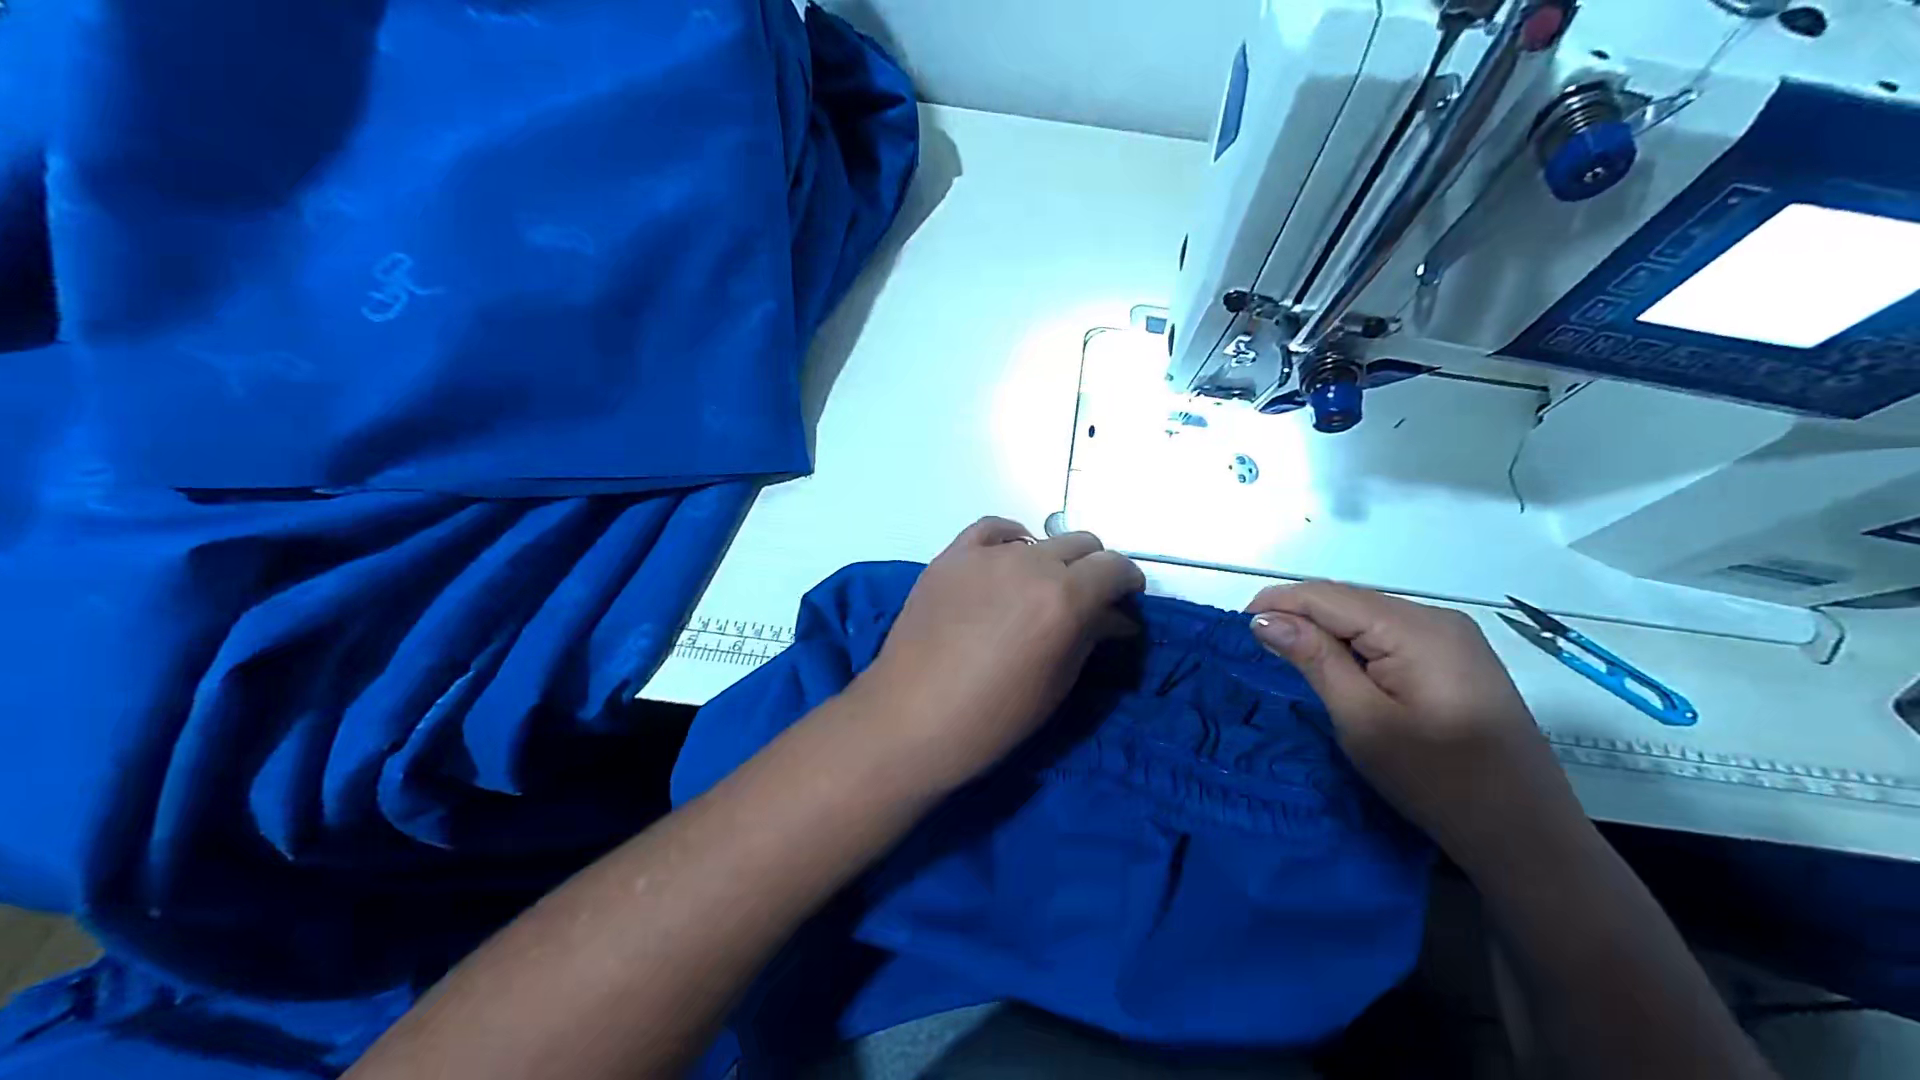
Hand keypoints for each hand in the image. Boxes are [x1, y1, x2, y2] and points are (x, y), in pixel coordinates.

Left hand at [852, 517, 1145, 790]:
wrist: (911, 717)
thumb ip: (1091, 637)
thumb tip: (1114, 617)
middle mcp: (1029, 564)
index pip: (1114, 567)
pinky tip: (1009, 559)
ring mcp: (986, 555)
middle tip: (1086, 599)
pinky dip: (1010, 540)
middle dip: (1094, 569)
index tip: (1124, 600)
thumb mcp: (1057, 684)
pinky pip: (991, 530)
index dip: (1127, 582)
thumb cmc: (993, 718)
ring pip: (1038, 538)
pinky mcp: (951, 557)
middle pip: (1081, 544)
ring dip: (1052, 559)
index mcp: (1064, 598)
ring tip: (1041, 588)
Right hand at [1245, 581, 1581, 862]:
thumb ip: (1313, 660)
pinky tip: (1334, 666)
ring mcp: (1452, 637)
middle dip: (1298, 615)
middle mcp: (1437, 618)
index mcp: (1416, 629)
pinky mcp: (1456, 658)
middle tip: (1256, 647)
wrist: (1526, 835)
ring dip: (1323, 630)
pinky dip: (1352, 644)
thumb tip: (1263, 618)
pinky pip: (1388, 635)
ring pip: (1366, 616)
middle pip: (1348, 600)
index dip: (1277, 603)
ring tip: (1287, 657)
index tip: (1236, 628)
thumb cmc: (1438, 781)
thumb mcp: (1363, 721)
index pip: (1328, 596)